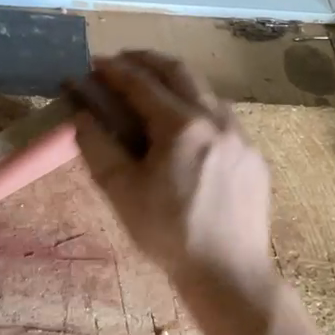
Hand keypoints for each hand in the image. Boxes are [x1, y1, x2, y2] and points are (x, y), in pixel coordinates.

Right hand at [75, 52, 274, 300]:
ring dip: (173, 81)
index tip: (92, 64)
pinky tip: (180, 127)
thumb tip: (81, 115)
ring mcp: (241, 137)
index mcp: (182, 126)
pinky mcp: (253, 157)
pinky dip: (194, 107)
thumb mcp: (120, 190)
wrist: (229, 273)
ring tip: (148, 89)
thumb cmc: (167, 232)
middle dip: (147, 61)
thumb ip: (97, 145)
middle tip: (120, 61)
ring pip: (205, 92)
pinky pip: (221, 117)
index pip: (141, 84)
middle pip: (180, 73)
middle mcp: (217, 121)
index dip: (113, 70)